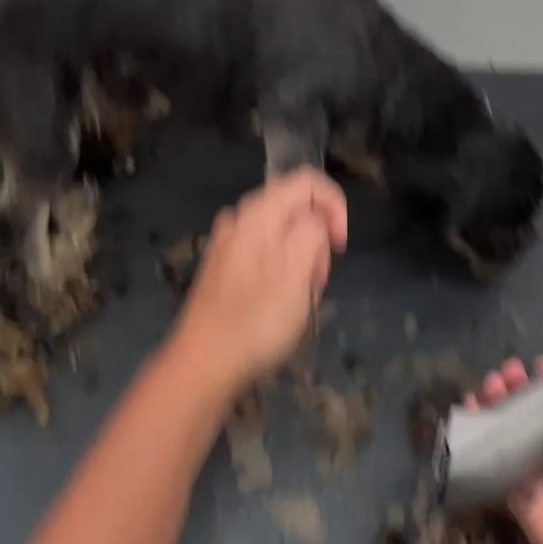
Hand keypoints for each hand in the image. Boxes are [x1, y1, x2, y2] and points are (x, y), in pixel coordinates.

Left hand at [167, 168, 348, 393]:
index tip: (340, 246)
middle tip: (316, 281)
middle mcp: (240, 217)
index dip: (335, 207)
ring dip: (301, 259)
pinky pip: (266, 253)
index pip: (309, 181)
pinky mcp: (224, 266)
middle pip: (297, 208)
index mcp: (259, 211)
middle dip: (317, 240)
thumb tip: (317, 218)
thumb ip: (313, 230)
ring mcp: (229, 242)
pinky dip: (281, 270)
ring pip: (283, 234)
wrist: (202, 362)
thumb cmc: (256, 319)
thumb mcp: (297, 271)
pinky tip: (278, 304)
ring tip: (298, 299)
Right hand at [467, 332, 542, 543]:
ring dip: (497, 397)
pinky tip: (472, 407)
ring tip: (493, 385)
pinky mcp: (514, 485)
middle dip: (517, 381)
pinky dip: (477, 427)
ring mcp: (537, 465)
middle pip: (532, 403)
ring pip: (510, 422)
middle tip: (509, 372)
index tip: (539, 362)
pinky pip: (492, 452)